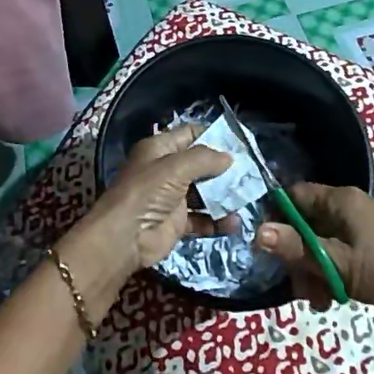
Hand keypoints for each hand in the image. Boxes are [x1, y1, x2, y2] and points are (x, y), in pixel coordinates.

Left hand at [57, 124, 232, 315]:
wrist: (123, 240)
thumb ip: (205, 158)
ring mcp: (171, 197)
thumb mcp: (175, 167)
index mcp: (159, 149)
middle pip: (200, 163)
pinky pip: (202, 217)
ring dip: (224, 195)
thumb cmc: (146, 193)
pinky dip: (217, 220)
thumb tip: (229, 157)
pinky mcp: (177, 222)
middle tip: (250, 171)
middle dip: (224, 167)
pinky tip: (234, 223)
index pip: (190, 133)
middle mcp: (166, 170)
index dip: (213, 135)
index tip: (240, 141)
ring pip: (204, 191)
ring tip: (246, 196)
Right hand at [253, 184, 373, 318]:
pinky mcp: (361, 245)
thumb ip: (298, 248)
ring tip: (317, 298)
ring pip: (316, 242)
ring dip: (311, 270)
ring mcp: (355, 226)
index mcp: (341, 200)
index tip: (265, 247)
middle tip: (298, 285)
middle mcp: (346, 207)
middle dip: (297, 255)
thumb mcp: (337, 263)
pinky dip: (326, 273)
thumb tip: (258, 233)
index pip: (294, 195)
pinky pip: (331, 253)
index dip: (276, 218)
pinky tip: (328, 298)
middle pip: (303, 222)